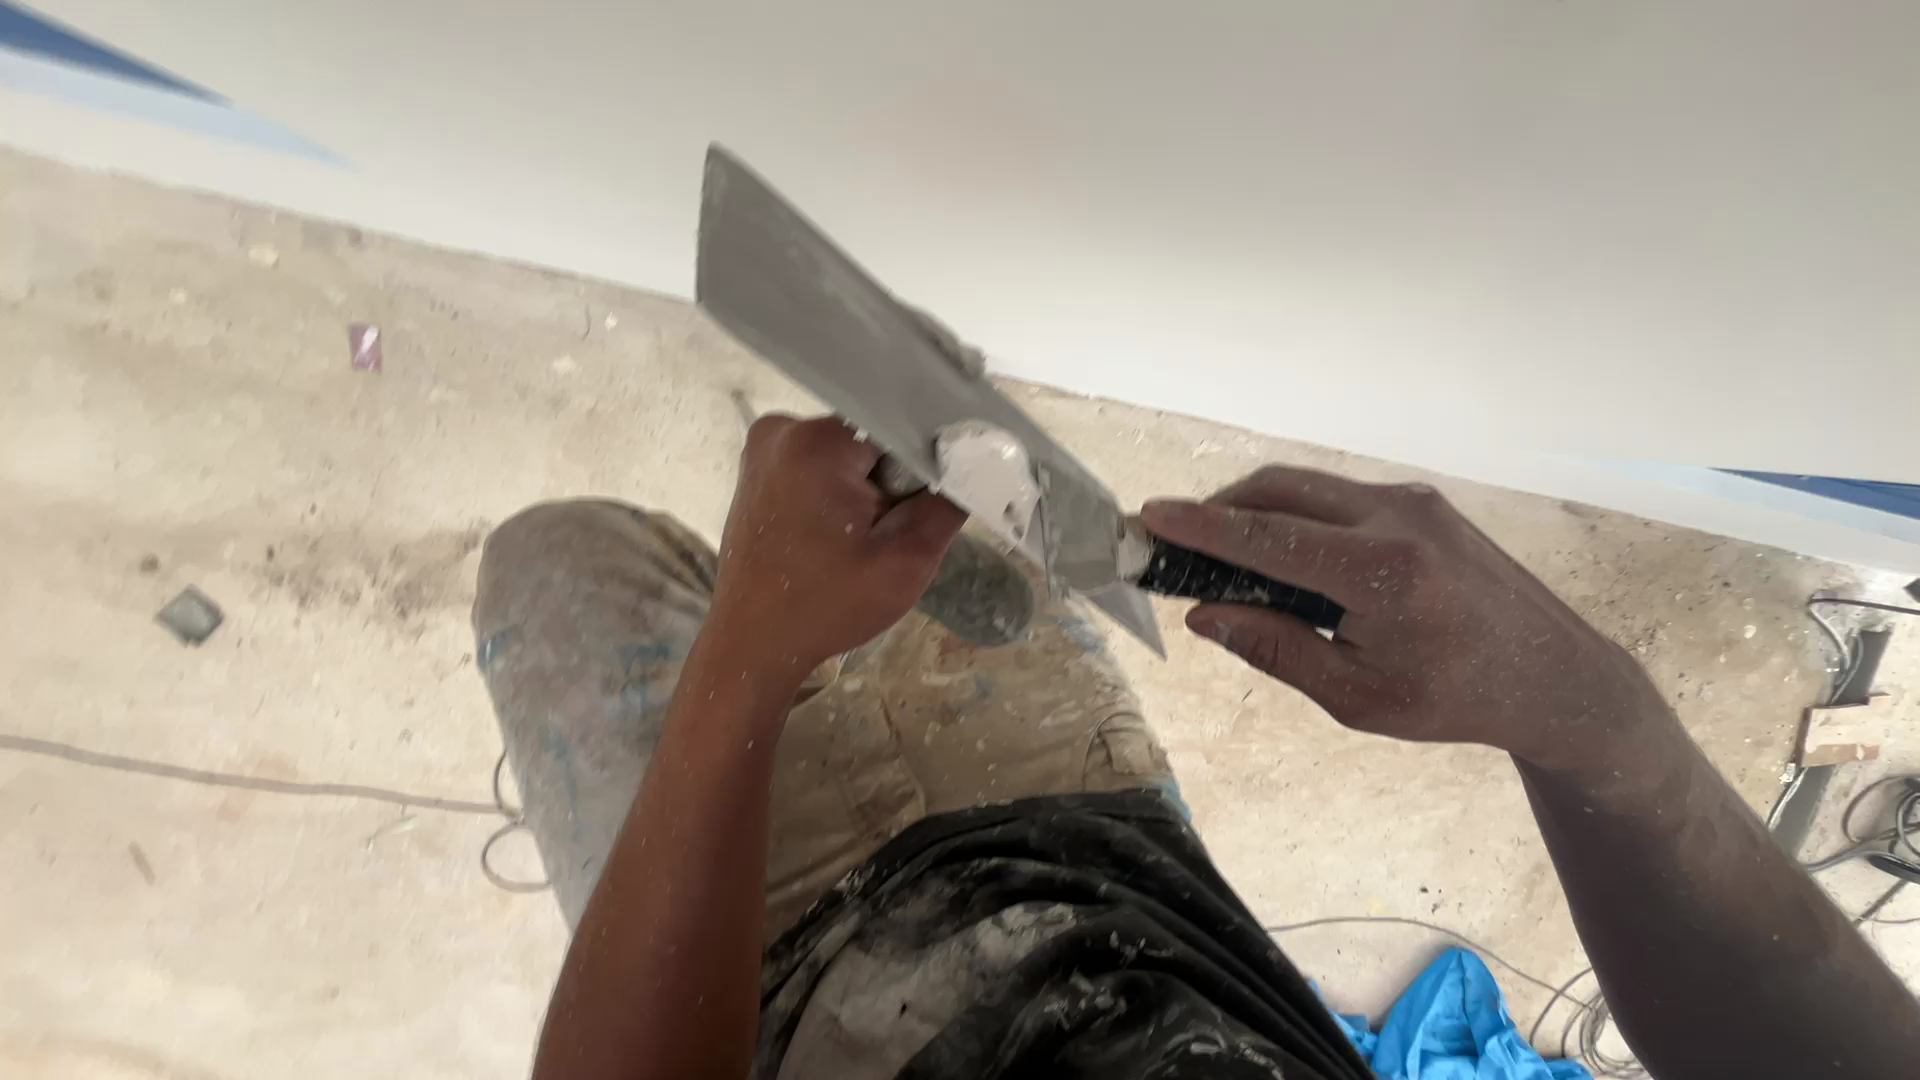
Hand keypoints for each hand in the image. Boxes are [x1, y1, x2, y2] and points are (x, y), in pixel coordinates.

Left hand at [704, 415, 966, 682]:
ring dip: (865, 491)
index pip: (898, 429)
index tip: (920, 510)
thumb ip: (946, 504)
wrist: (755, 645)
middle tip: (885, 536)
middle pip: (871, 440)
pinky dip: (838, 495)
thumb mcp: (906, 561)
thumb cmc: (828, 607)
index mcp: (815, 441)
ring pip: (848, 455)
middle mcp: (782, 430)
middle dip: (891, 482)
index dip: (920, 469)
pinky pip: (820, 468)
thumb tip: (969, 467)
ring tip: (857, 542)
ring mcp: (764, 450)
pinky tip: (834, 537)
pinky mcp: (758, 473)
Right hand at [1140, 468, 1671, 772]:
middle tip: (1180, 539)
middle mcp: (1397, 518)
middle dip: (1219, 508)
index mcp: (1383, 574)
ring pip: (1304, 485)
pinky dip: (1290, 512)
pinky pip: (1333, 494)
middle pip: (1279, 490)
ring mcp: (1412, 502)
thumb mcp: (1356, 695)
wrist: (1558, 676)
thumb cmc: (1453, 700)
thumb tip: (1203, 613)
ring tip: (1223, 546)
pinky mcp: (1419, 502)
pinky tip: (1281, 548)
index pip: (1268, 537)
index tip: (1150, 514)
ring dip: (1253, 507)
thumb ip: (1275, 648)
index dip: (1201, 526)